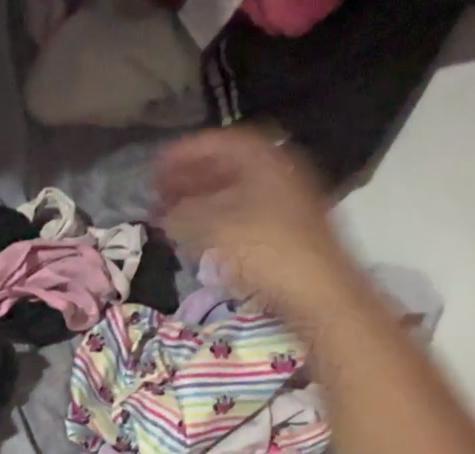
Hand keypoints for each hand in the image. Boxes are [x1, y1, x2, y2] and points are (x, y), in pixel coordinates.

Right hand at [157, 127, 368, 322]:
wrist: (316, 290)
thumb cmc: (265, 249)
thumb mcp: (213, 227)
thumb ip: (181, 215)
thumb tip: (164, 215)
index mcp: (264, 159)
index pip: (219, 142)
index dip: (185, 152)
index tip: (158, 166)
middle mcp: (278, 173)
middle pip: (228, 167)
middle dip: (191, 178)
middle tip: (161, 192)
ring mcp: (286, 203)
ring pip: (236, 194)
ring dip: (202, 202)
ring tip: (174, 217)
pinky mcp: (286, 233)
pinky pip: (244, 216)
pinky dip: (219, 222)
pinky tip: (201, 239)